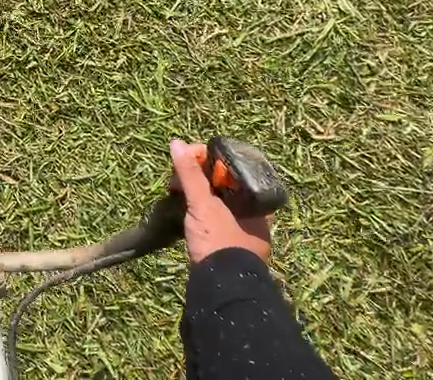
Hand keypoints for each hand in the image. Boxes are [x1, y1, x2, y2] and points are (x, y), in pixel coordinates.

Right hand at [169, 139, 272, 263]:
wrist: (223, 289)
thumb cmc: (219, 242)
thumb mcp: (203, 204)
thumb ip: (191, 174)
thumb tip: (177, 143)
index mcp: (256, 203)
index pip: (230, 169)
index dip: (206, 160)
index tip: (186, 163)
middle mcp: (254, 215)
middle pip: (221, 183)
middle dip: (196, 177)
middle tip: (177, 182)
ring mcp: (242, 230)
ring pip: (215, 199)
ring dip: (194, 193)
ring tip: (176, 195)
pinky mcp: (229, 243)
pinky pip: (212, 215)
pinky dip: (197, 209)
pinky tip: (184, 212)